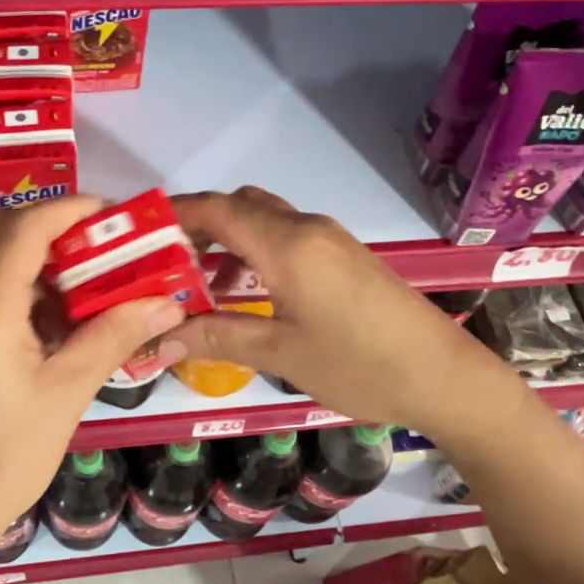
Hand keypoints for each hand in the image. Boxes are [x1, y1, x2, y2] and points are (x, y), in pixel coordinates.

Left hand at [0, 195, 187, 558]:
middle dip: (50, 225)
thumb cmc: (2, 455)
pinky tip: (41, 322)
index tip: (114, 217)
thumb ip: (113, 336)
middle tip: (97, 248)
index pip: (28, 225)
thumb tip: (167, 303)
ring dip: (28, 254)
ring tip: (76, 286)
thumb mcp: (66, 393)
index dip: (73, 209)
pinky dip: (7, 281)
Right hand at [164, 187, 530, 441]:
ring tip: (196, 285)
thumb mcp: (280, 354)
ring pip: (263, 220)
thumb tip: (156, 341)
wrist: (446, 378)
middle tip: (162, 264)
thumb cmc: (360, 366)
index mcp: (287, 244)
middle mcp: (306, 227)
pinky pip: (285, 238)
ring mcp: (330, 239)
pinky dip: (254, 253)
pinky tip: (245, 295)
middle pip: (239, 206)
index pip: (217, 208)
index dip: (174, 214)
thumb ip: (216, 336)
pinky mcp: (344, 256)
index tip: (137, 233)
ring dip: (226, 242)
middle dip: (197, 227)